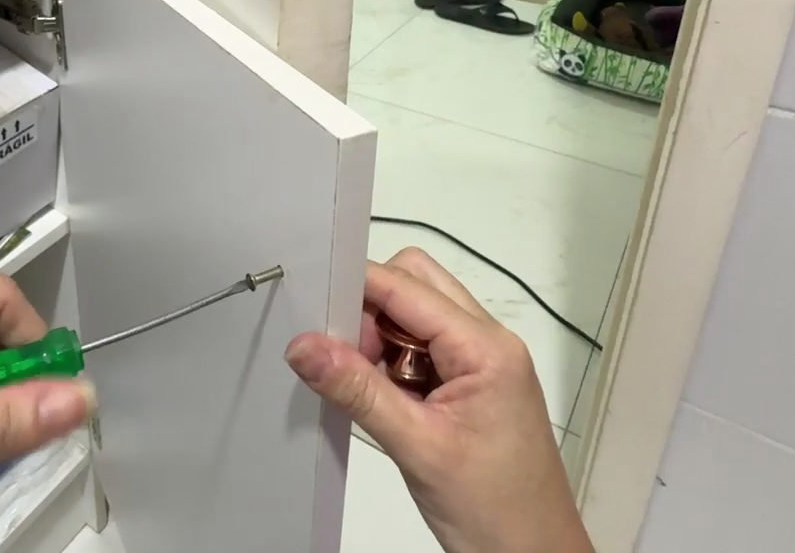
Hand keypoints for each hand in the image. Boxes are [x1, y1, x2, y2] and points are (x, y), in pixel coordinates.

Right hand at [285, 249, 591, 552]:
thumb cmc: (492, 512)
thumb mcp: (418, 448)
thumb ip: (358, 390)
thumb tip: (301, 345)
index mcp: (485, 346)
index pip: (407, 285)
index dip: (357, 287)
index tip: (313, 306)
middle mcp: (488, 339)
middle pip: (415, 282)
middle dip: (372, 306)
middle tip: (351, 356)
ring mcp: (483, 359)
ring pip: (417, 310)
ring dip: (383, 334)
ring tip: (371, 386)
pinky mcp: (473, 380)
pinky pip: (423, 342)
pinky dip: (394, 356)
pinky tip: (387, 395)